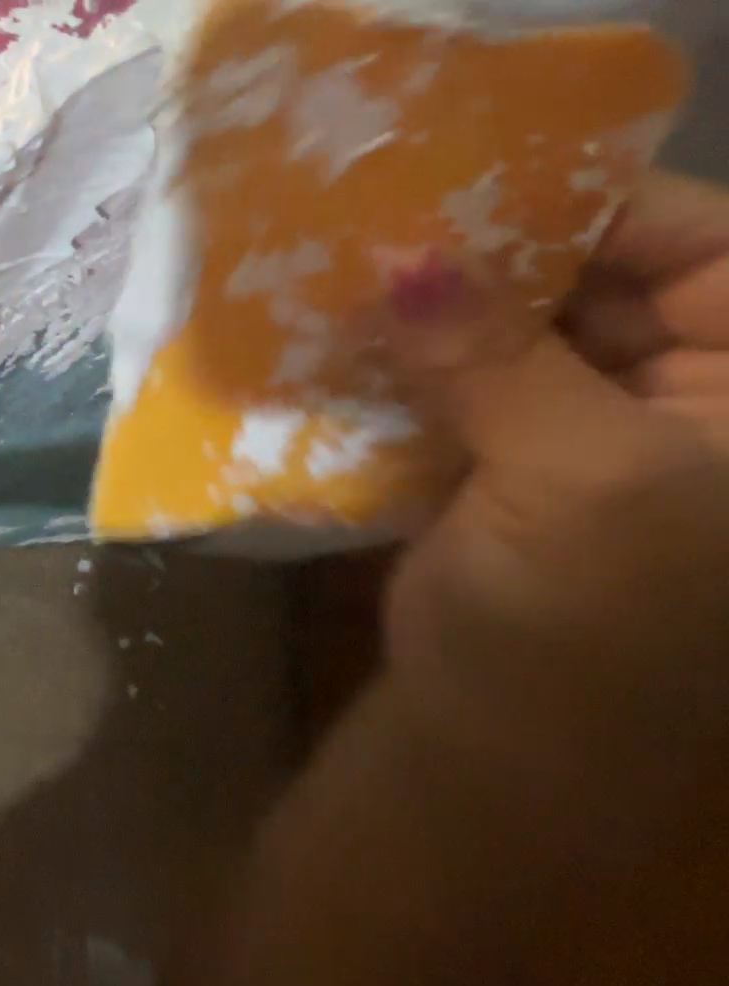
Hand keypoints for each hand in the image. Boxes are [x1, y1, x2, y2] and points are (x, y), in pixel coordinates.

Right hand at [380, 174, 728, 742]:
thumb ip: (498, 361)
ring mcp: (601, 429)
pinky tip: (354, 345)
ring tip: (354, 277)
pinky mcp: (515, 462)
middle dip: (502, 259)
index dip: (598, 210)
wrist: (498, 739)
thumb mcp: (572, 480)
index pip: (716, 250)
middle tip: (388, 225)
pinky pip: (473, 387)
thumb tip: (406, 258)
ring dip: (445, 314)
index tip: (469, 184)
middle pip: (609, 285)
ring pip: (526, 336)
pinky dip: (418, 366)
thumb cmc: (579, 624)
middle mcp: (702, 394)